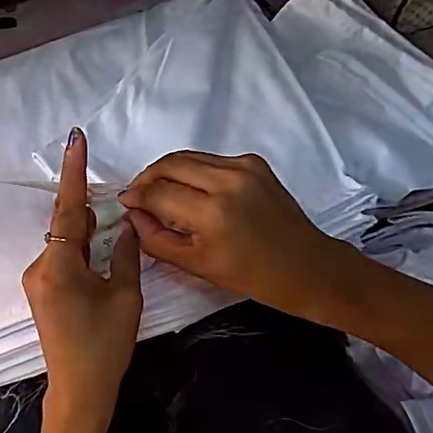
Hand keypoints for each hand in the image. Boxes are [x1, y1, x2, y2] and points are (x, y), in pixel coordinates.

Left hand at [23, 128, 142, 432]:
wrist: (78, 391)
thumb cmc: (105, 345)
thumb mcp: (125, 296)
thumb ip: (125, 254)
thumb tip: (125, 225)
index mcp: (59, 264)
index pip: (69, 208)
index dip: (75, 171)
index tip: (75, 139)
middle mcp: (40, 266)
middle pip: (66, 225)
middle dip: (88, 209)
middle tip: (114, 199)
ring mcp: (37, 280)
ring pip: (65, 243)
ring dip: (86, 233)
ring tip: (111, 230)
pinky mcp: (41, 292)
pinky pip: (61, 258)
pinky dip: (80, 250)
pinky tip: (98, 254)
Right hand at [120, 151, 360, 318]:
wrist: (306, 266)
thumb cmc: (251, 275)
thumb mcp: (196, 265)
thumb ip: (156, 239)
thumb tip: (132, 215)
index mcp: (212, 213)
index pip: (158, 193)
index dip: (136, 197)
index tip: (125, 204)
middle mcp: (227, 181)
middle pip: (169, 165)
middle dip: (146, 177)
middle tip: (136, 194)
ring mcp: (243, 167)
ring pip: (187, 157)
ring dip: (166, 170)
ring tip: (156, 189)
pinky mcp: (254, 162)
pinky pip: (209, 159)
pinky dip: (192, 170)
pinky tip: (188, 189)